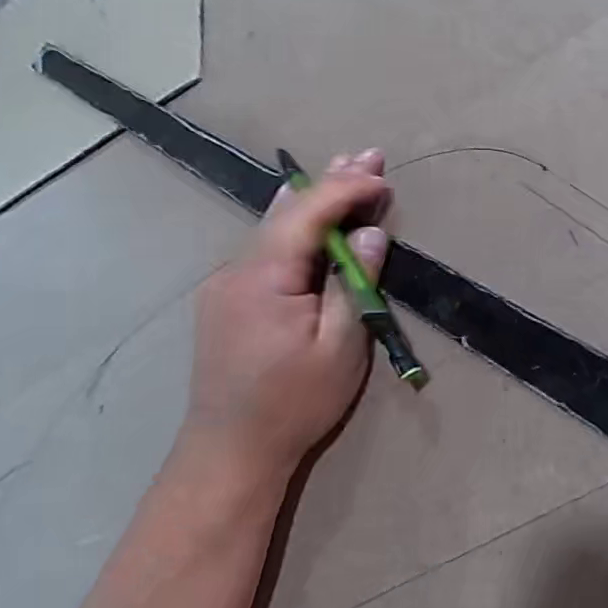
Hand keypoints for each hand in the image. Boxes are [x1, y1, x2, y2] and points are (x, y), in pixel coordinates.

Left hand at [183, 149, 390, 480]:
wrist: (230, 452)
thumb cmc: (293, 403)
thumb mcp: (340, 349)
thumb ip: (354, 285)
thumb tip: (369, 233)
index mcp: (263, 277)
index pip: (307, 214)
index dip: (346, 190)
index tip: (382, 179)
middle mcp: (236, 269)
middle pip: (287, 212)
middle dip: (332, 182)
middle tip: (369, 155)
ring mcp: (225, 283)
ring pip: (273, 227)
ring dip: (313, 201)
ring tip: (345, 170)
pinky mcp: (225, 299)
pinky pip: (264, 248)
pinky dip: (295, 227)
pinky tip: (303, 212)